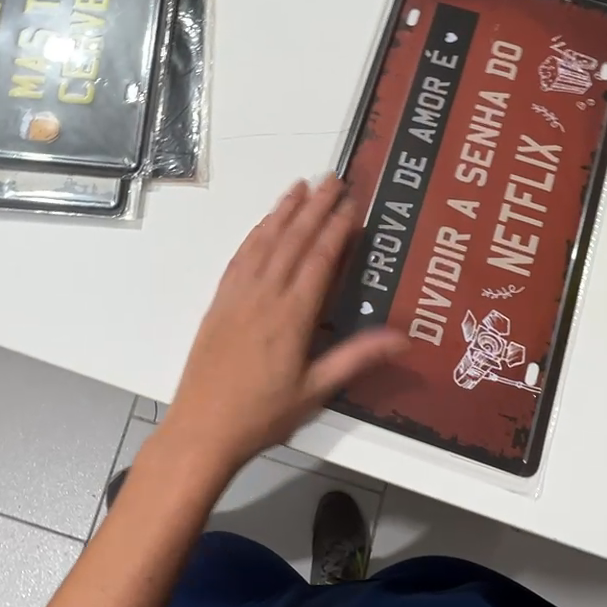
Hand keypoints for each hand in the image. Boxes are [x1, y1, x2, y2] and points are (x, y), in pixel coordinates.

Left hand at [157, 176, 406, 472]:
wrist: (202, 429)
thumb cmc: (263, 415)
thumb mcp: (316, 391)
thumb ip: (357, 358)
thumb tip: (403, 337)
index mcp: (291, 316)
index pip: (319, 260)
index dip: (337, 228)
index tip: (352, 203)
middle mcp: (263, 296)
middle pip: (292, 241)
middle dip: (314, 207)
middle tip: (332, 178)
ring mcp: (237, 296)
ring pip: (263, 243)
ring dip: (283, 211)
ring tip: (300, 186)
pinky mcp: (218, 302)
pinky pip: (239, 258)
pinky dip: (254, 235)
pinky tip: (263, 223)